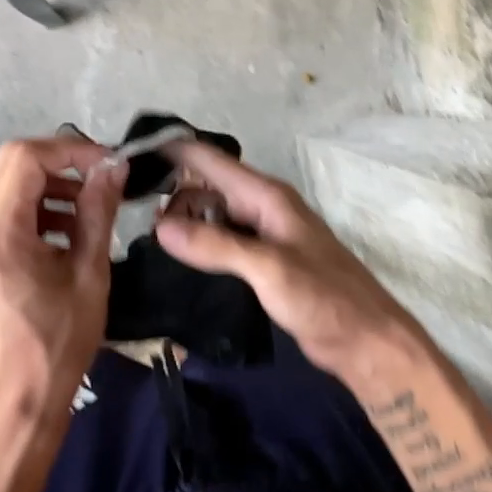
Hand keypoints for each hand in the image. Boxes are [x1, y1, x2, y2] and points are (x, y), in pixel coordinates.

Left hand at [0, 137, 124, 418]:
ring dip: (52, 184)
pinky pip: (8, 211)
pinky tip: (72, 230)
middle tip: (102, 175)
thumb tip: (113, 166)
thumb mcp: (89, 272)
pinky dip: (40, 207)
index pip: (26, 158)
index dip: (69, 150)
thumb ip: (98, 211)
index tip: (107, 163)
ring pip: (11, 185)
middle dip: (61, 161)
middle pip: (13, 163)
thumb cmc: (59, 340)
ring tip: (93, 206)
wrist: (22, 396)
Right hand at [154, 142, 419, 385]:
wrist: (364, 340)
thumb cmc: (322, 297)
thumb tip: (159, 227)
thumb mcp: (267, 268)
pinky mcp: (260, 263)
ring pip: (211, 215)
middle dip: (170, 193)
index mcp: (266, 196)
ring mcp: (261, 235)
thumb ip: (215, 246)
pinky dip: (197, 245)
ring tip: (143, 240)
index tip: (128, 152)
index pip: (210, 159)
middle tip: (129, 216)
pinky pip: (220, 242)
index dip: (172, 150)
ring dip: (182, 222)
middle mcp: (261, 207)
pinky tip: (173, 260)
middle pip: (205, 186)